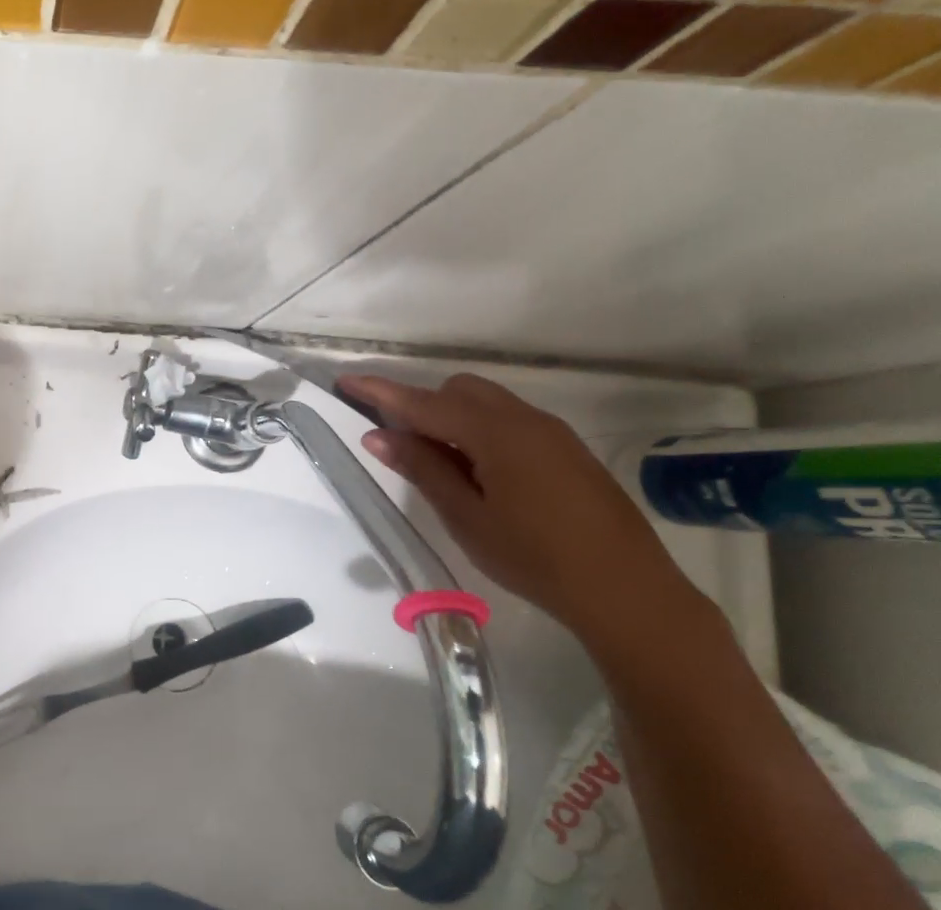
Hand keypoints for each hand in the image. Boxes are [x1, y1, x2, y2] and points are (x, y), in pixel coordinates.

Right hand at [337, 372, 703, 643]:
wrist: (627, 591)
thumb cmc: (534, 557)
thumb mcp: (466, 516)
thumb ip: (422, 469)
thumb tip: (379, 435)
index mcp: (496, 433)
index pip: (424, 402)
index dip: (381, 391)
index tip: (345, 380)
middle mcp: (525, 420)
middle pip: (459, 390)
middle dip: (421, 404)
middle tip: (398, 444)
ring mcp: (552, 434)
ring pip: (487, 404)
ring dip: (452, 418)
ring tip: (437, 463)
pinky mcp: (568, 452)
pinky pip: (510, 422)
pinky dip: (480, 431)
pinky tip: (478, 473)